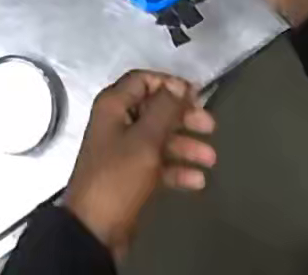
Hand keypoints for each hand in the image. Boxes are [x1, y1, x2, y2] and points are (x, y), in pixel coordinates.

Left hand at [63, 70, 216, 256]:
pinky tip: (198, 180)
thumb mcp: (145, 140)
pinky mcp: (130, 174)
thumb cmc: (119, 176)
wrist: (96, 227)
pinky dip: (176, 168)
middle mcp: (116, 121)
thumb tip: (179, 85)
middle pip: (153, 109)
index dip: (169, 84)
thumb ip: (163, 110)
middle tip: (210, 126)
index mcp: (113, 105)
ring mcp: (122, 148)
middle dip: (182, 116)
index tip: (197, 94)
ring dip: (183, 144)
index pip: (142, 81)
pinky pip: (156, 163)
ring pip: (157, 137)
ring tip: (211, 158)